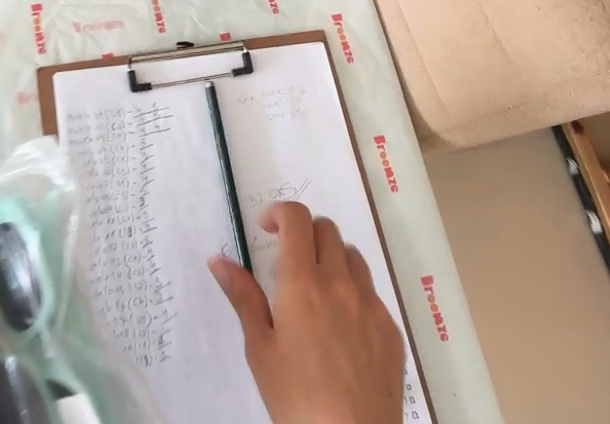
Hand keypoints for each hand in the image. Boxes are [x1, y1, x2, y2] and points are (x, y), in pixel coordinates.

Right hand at [210, 202, 405, 423]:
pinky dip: (353, 293)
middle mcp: (340, 283)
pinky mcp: (390, 328)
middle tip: (287, 262)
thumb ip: (243, 297)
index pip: (297, 219)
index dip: (280, 213)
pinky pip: (371, 292)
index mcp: (302, 283)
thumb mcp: (260, 348)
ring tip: (316, 292)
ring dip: (331, 258)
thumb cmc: (294, 397)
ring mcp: (370, 304)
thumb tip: (218, 260)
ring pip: (352, 256)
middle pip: (326, 229)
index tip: (266, 230)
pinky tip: (341, 329)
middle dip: (304, 233)